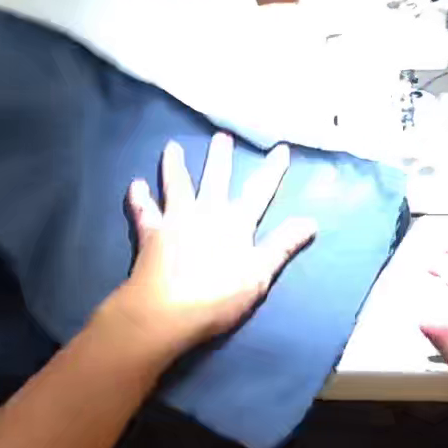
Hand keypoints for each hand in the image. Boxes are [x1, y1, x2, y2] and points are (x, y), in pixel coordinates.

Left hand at [97, 133, 316, 360]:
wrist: (166, 311)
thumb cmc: (219, 296)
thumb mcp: (260, 273)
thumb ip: (283, 245)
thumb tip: (311, 221)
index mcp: (236, 222)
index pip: (259, 191)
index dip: (272, 170)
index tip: (280, 148)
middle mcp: (206, 212)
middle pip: (215, 179)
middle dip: (220, 158)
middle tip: (221, 136)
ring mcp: (175, 220)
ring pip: (176, 186)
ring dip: (175, 166)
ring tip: (172, 147)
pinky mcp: (151, 234)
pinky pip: (144, 211)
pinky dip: (139, 198)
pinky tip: (135, 185)